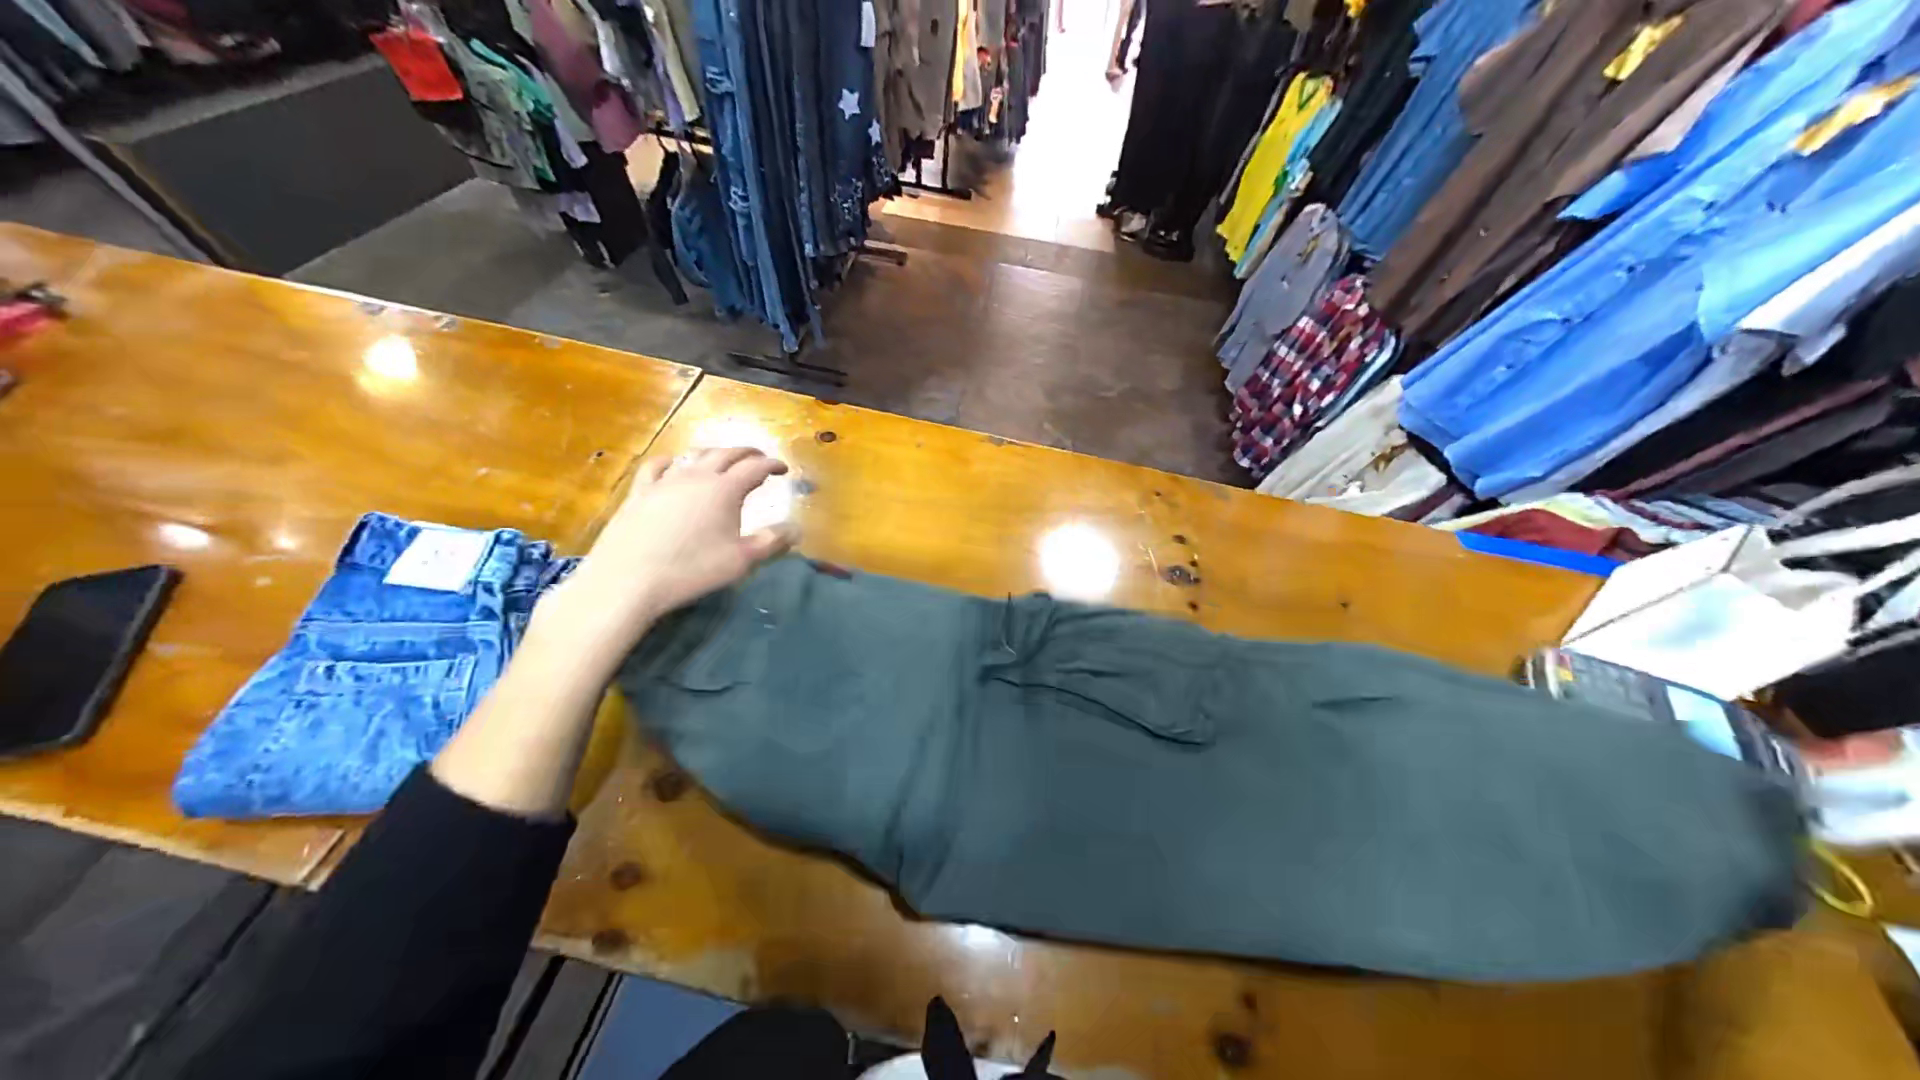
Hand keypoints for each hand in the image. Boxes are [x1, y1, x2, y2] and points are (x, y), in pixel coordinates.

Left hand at [530, 447, 796, 665]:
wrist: (628, 579)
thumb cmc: (692, 570)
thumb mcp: (741, 560)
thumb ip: (771, 541)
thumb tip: (796, 528)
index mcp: (725, 489)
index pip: (755, 467)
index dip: (772, 465)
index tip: (783, 469)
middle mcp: (696, 476)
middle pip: (726, 453)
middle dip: (747, 454)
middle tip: (759, 459)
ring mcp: (664, 481)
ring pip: (694, 455)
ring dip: (715, 453)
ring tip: (723, 460)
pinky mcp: (639, 492)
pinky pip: (658, 466)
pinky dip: (674, 461)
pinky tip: (673, 466)